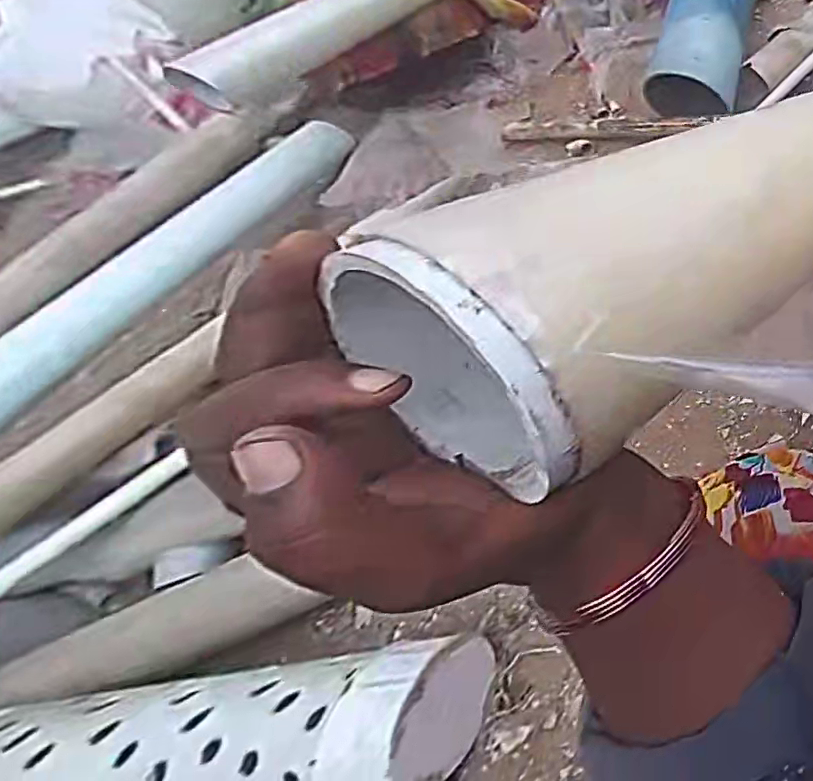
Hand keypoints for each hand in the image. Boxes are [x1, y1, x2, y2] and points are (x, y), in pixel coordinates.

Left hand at [177, 231, 660, 611]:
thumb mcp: (416, 565)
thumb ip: (327, 535)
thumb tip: (267, 452)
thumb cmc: (501, 538)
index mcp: (294, 489)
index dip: (291, 392)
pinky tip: (384, 260)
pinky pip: (361, 321)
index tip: (395, 381)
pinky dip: (358, 284)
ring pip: (290, 337)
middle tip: (319, 265)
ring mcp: (363, 396)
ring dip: (296, 287)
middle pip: (246, 368)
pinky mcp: (416, 365)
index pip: (238, 431)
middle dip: (269, 314)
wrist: (573, 508)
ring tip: (325, 245)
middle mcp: (315, 436)